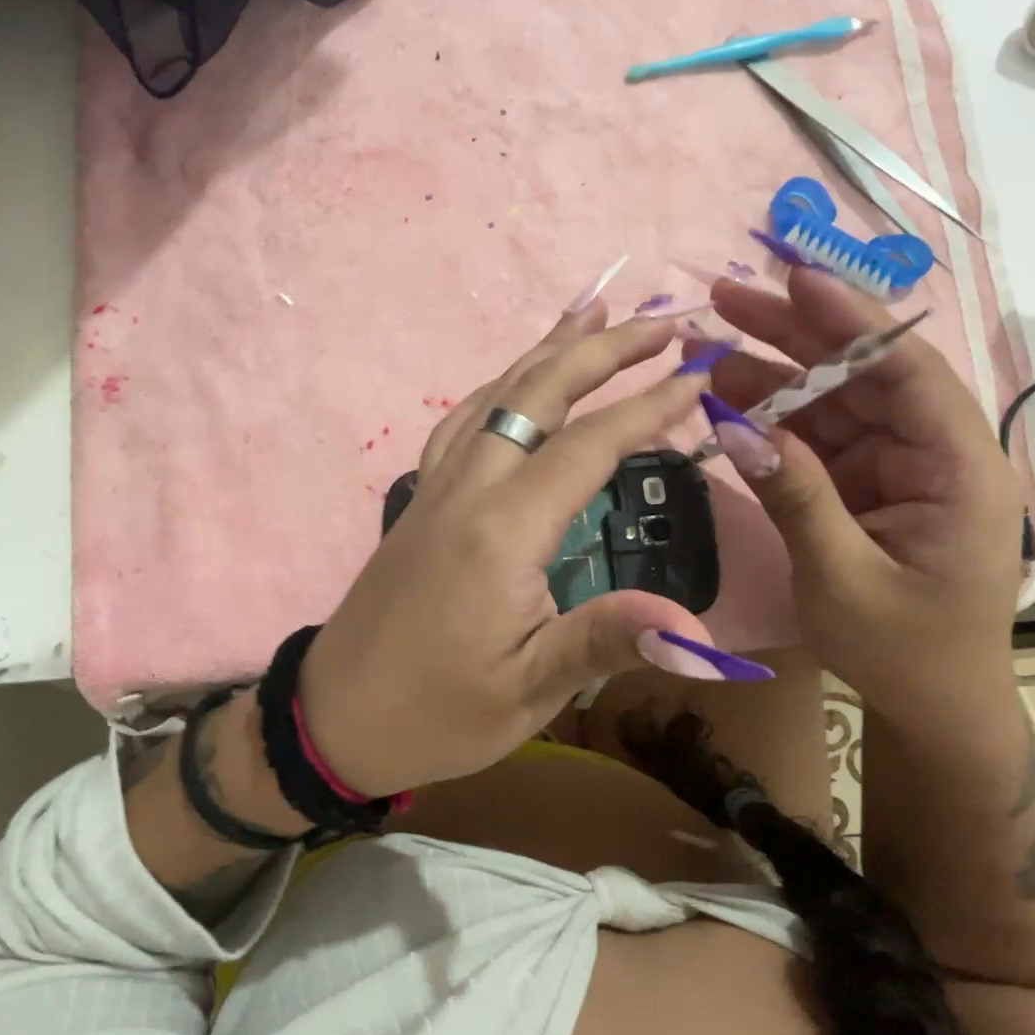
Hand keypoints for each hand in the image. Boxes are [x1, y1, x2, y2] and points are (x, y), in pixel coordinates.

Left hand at [297, 299, 765, 798]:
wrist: (333, 718)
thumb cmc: (436, 713)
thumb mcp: (528, 690)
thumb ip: (607, 641)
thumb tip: (702, 629)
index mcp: (502, 531)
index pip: (588, 446)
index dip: (649, 406)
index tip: (701, 373)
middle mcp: (466, 491)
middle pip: (535, 396)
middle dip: (601, 351)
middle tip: (663, 321)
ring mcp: (434, 492)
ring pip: (492, 399)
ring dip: (545, 354)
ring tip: (590, 316)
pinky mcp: (418, 505)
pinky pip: (459, 425)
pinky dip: (497, 389)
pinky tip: (512, 388)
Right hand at [698, 268, 1024, 700]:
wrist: (931, 705)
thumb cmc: (905, 652)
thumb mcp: (843, 580)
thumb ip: (796, 499)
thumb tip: (738, 429)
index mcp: (959, 469)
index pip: (906, 373)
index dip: (850, 321)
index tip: (793, 279)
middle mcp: (933, 453)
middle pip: (862, 375)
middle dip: (794, 335)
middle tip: (724, 299)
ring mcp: (897, 467)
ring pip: (832, 401)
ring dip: (771, 374)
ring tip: (705, 347)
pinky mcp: (866, 485)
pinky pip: (816, 439)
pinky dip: (771, 421)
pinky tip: (725, 400)